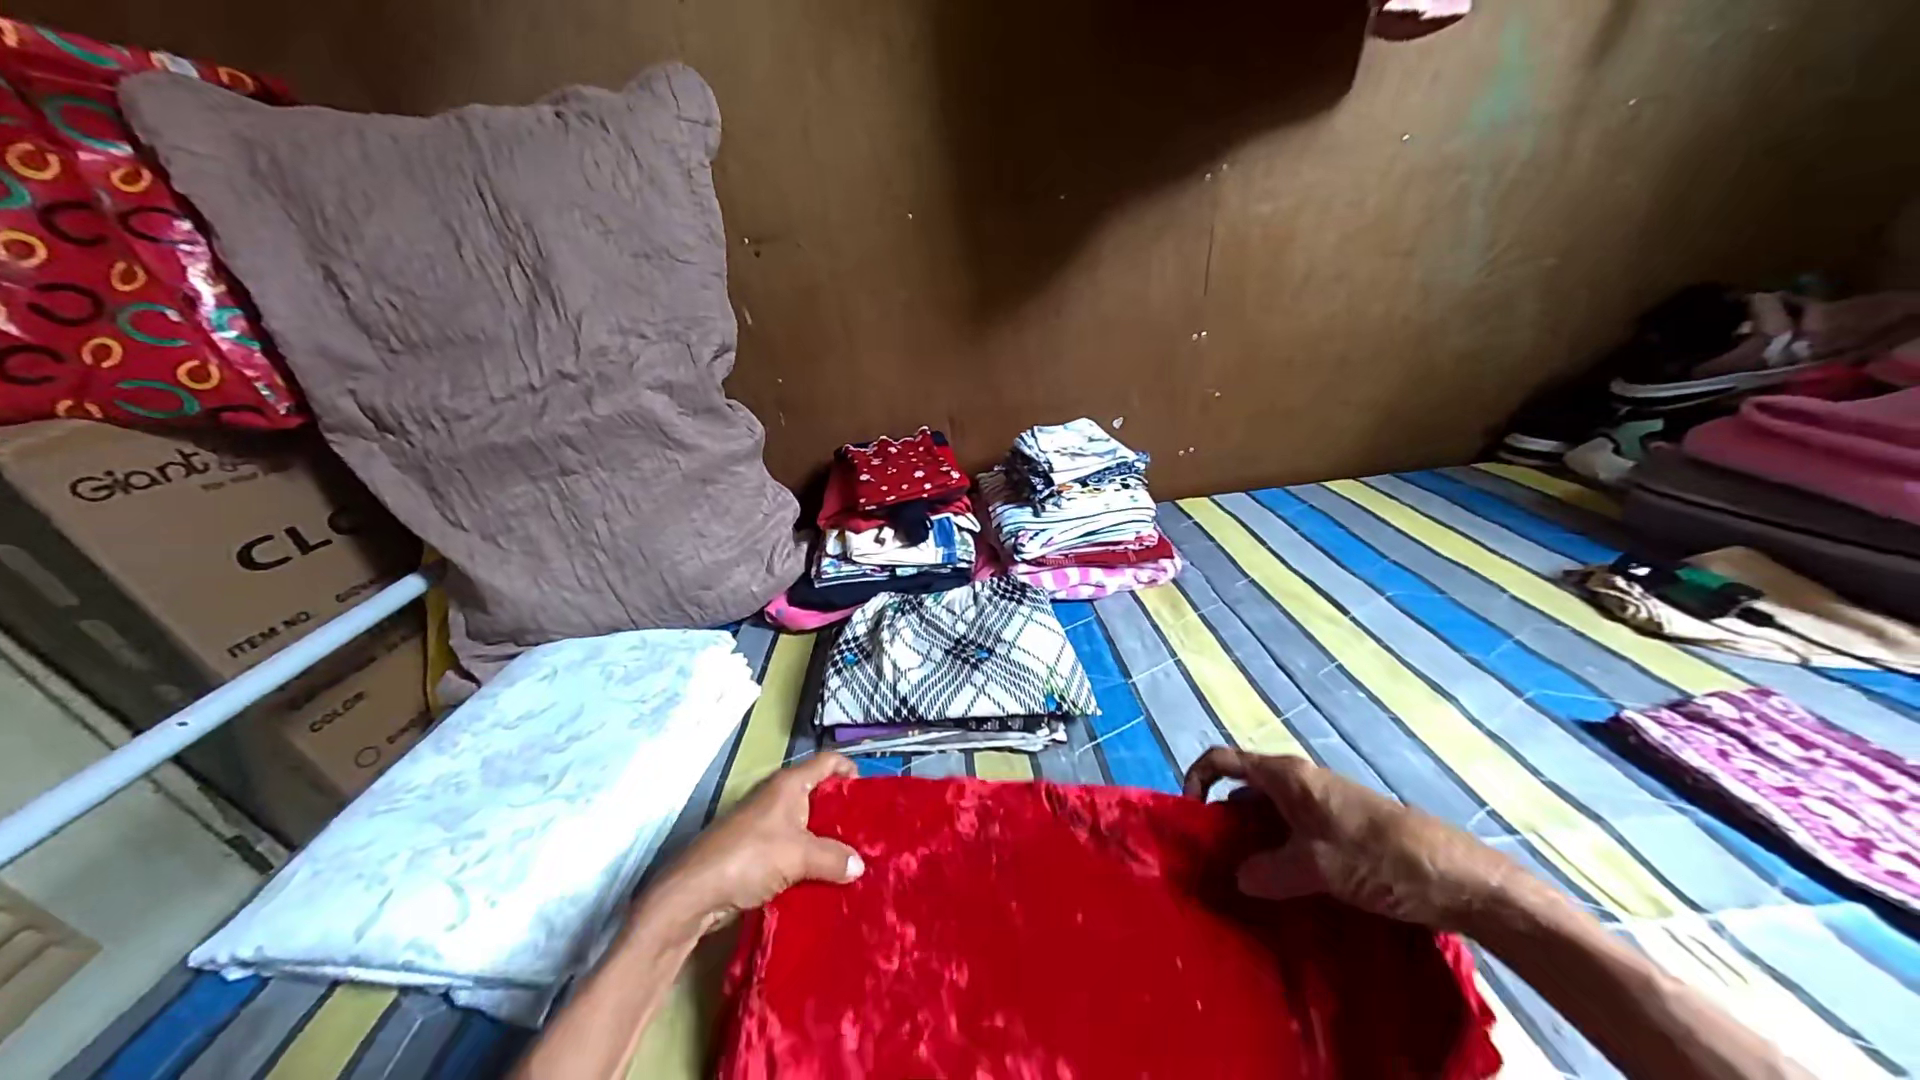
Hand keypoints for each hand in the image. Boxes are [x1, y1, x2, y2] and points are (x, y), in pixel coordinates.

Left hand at [650, 753, 865, 935]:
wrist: (693, 893)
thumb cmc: (749, 858)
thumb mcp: (800, 855)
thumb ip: (834, 858)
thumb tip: (859, 865)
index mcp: (789, 784)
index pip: (827, 762)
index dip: (850, 769)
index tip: (870, 792)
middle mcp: (776, 797)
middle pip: (818, 794)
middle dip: (841, 812)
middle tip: (866, 832)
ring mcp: (762, 824)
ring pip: (804, 825)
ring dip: (824, 841)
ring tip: (850, 859)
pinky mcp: (753, 852)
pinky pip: (790, 849)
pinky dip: (806, 860)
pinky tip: (821, 879)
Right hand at [1184, 747, 1522, 931]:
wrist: (1458, 877)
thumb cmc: (1379, 857)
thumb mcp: (1315, 867)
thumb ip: (1266, 871)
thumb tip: (1238, 878)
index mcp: (1285, 776)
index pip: (1221, 760)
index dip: (1196, 779)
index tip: (1189, 817)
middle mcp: (1298, 781)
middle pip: (1241, 790)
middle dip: (1223, 821)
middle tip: (1215, 861)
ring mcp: (1320, 804)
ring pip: (1268, 815)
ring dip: (1252, 842)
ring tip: (1246, 880)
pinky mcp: (1339, 827)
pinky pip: (1292, 832)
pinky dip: (1278, 852)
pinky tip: (1283, 886)